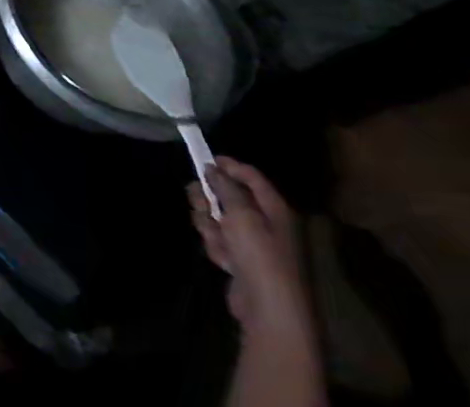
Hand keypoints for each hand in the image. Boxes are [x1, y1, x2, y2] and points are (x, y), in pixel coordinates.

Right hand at [190, 158, 314, 339]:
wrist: (269, 309)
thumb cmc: (259, 254)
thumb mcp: (241, 213)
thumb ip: (225, 187)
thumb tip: (212, 168)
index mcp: (273, 208)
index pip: (251, 177)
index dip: (230, 166)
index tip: (205, 159)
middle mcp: (264, 222)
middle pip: (230, 197)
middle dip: (210, 197)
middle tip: (196, 198)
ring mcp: (252, 244)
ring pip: (220, 219)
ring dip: (210, 224)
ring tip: (212, 234)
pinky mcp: (240, 262)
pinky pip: (221, 242)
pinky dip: (217, 246)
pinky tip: (221, 258)